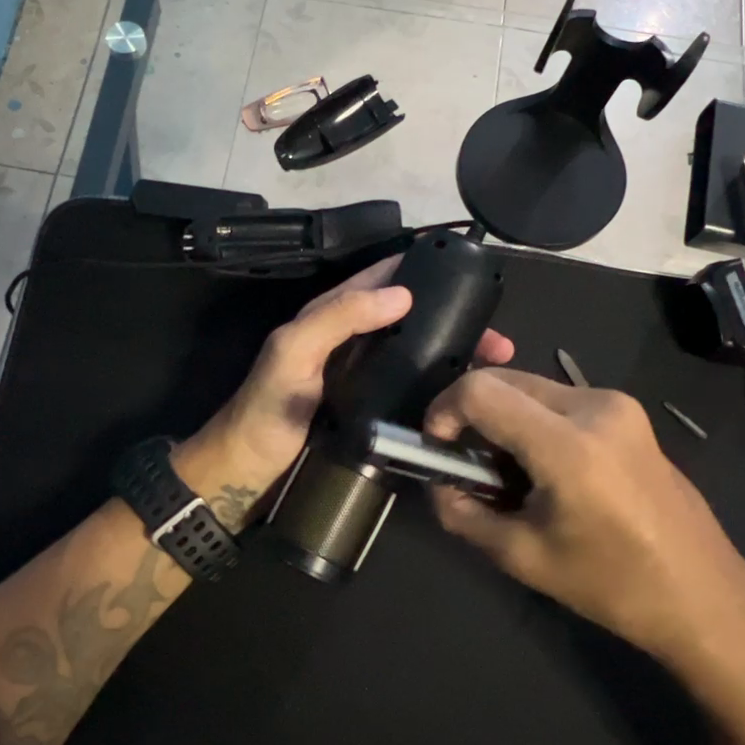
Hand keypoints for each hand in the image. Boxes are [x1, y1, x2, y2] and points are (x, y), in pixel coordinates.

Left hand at [176, 255, 513, 524]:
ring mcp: (361, 381)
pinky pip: (410, 391)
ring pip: (415, 356)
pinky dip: (439, 389)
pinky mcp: (370, 415)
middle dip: (453, 320)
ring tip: (495, 364)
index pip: (380, 280)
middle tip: (498, 338)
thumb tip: (402, 294)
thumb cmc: (265, 411)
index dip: (420, 268)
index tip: (469, 271)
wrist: (246, 476)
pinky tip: (468, 397)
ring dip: (453, 355)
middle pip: (408, 320)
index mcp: (329, 318)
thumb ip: (338, 318)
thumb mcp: (293, 353)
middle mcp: (350, 343)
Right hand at [425, 369, 744, 682]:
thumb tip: (437, 486)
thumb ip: (464, 514)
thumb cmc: (613, 585)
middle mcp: (594, 407)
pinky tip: (540, 469)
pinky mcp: (630, 415)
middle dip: (471, 413)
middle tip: (462, 461)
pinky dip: (533, 422)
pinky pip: (561, 401)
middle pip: (505, 380)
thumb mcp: (524, 557)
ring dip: (503, 417)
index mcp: (567, 445)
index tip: (435, 445)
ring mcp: (618, 405)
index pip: (481, 391)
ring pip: (532, 388)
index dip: (443, 410)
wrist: (704, 597)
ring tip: (503, 472)